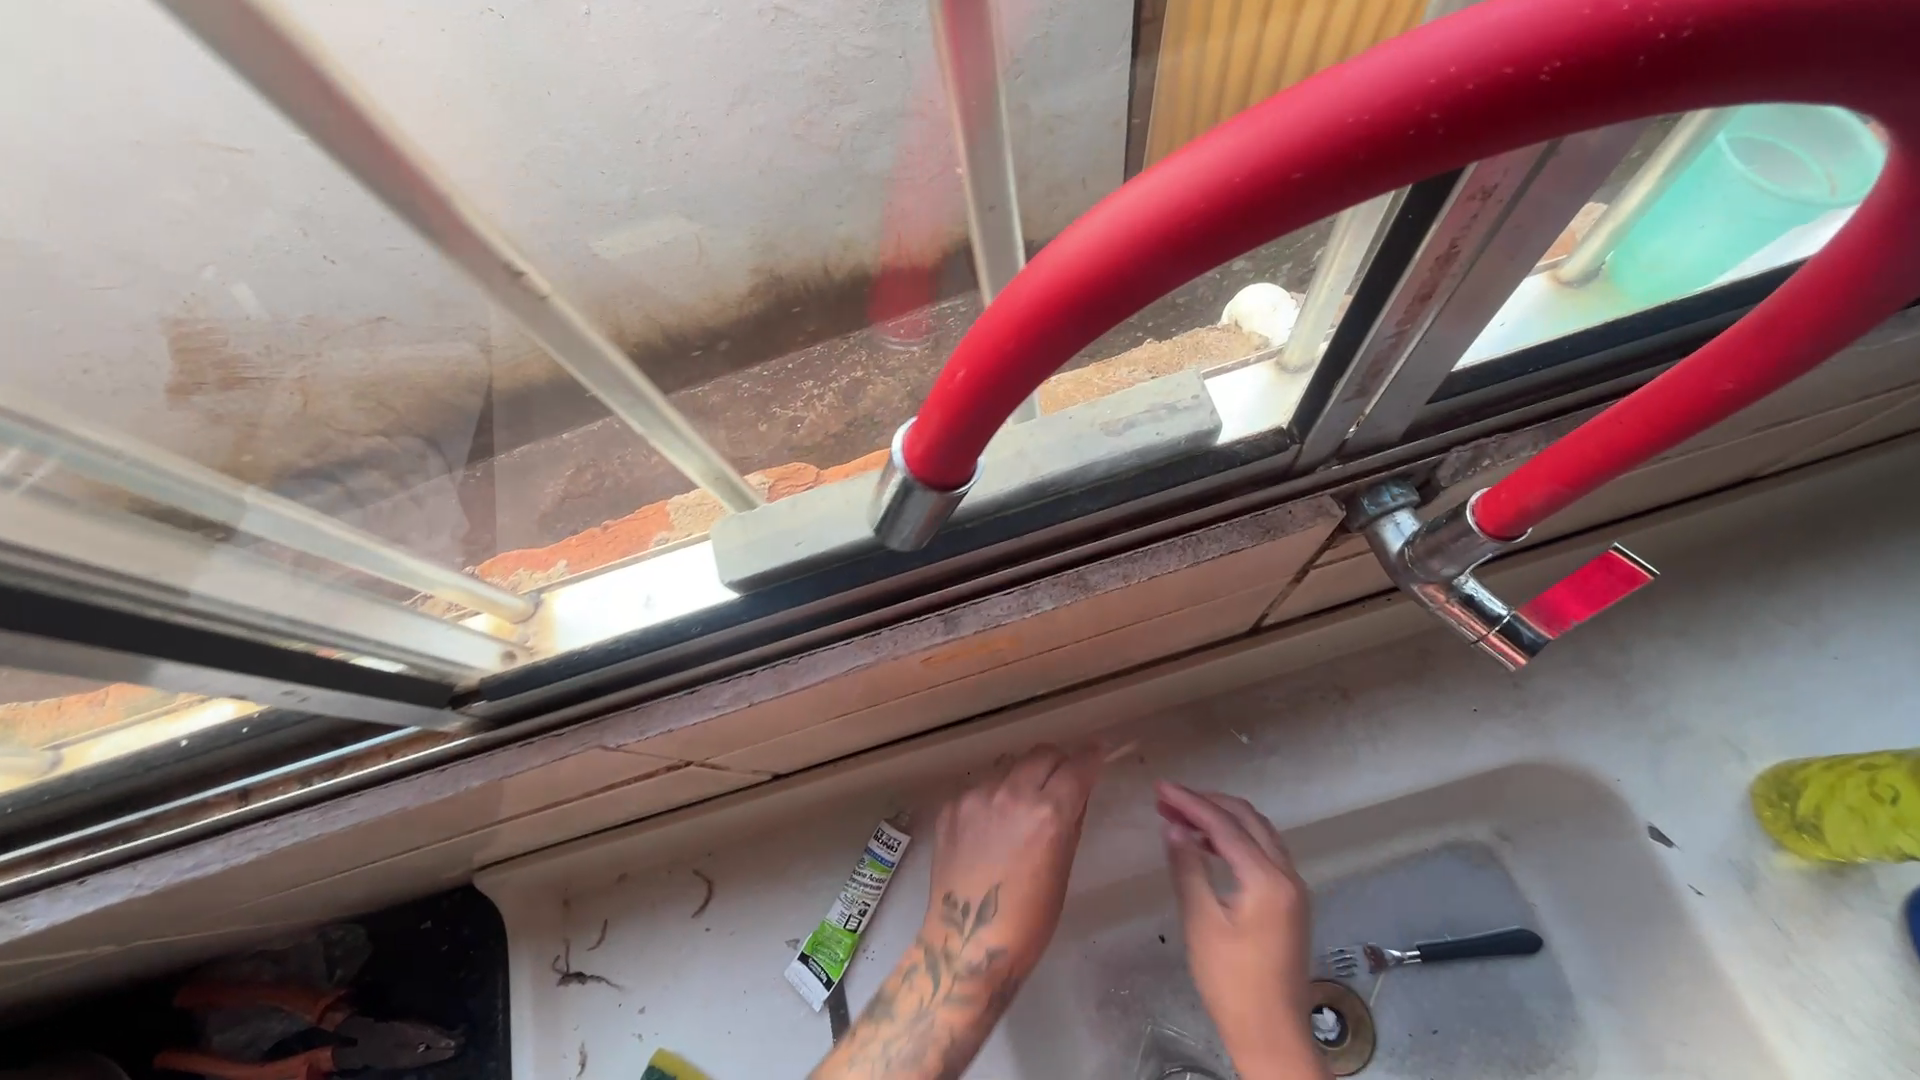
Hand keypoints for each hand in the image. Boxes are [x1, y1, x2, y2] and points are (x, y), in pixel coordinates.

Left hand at [923, 743, 1102, 976]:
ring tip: (1022, 809)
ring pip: (1009, 766)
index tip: (1099, 749)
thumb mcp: (1064, 866)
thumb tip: (1077, 790)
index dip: (1092, 755)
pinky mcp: (950, 806)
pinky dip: (993, 797)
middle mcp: (1011, 794)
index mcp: (1048, 813)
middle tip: (1062, 779)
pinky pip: (981, 787)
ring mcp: (975, 797)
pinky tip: (991, 828)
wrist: (967, 942)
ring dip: (1023, 778)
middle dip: (1058, 761)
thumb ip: (1070, 819)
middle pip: (1042, 753)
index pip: (1077, 766)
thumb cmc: (1029, 918)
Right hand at [1156, 782, 1326, 1079]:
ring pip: (1258, 832)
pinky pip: (1263, 852)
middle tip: (1167, 800)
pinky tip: (1206, 845)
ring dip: (1221, 818)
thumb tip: (1173, 827)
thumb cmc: (1230, 981)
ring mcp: (1293, 888)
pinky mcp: (1289, 901)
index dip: (1190, 802)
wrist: (1271, 1033)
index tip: (1159, 788)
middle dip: (1206, 803)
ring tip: (1180, 817)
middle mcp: (1287, 875)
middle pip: (1247, 818)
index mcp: (1267, 879)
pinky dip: (1234, 838)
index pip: (1225, 825)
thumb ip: (1187, 868)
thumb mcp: (1201, 922)